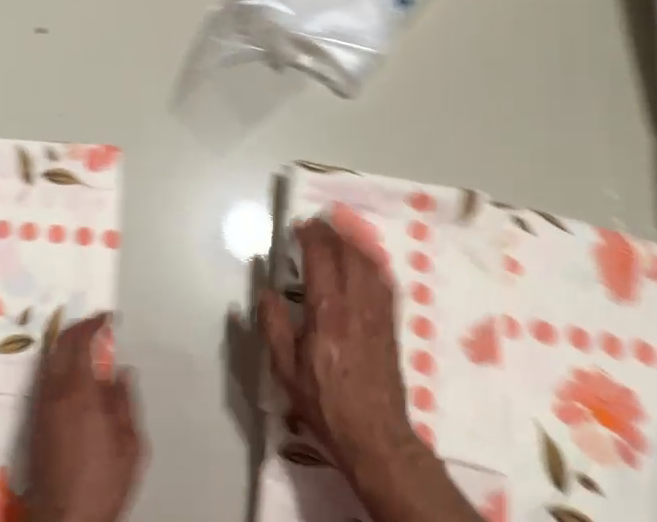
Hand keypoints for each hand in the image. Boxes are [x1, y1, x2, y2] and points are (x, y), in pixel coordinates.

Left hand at [26, 313, 144, 521]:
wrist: (64, 517)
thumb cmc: (103, 484)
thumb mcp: (129, 445)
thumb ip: (124, 403)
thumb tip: (121, 372)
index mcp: (81, 393)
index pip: (81, 341)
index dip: (93, 323)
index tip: (107, 317)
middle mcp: (55, 392)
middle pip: (59, 344)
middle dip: (76, 327)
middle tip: (94, 324)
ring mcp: (40, 405)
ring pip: (47, 359)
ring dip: (63, 343)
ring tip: (82, 342)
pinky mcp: (32, 420)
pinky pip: (42, 377)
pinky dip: (55, 362)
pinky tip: (68, 370)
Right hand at [259, 218, 478, 521]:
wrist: (374, 435)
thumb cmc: (323, 403)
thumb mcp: (284, 369)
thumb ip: (273, 325)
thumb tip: (265, 291)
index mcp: (326, 313)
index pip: (321, 259)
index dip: (311, 236)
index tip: (299, 225)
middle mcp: (356, 306)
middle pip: (349, 254)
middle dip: (334, 231)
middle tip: (319, 220)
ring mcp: (378, 314)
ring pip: (371, 264)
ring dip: (356, 241)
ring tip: (342, 229)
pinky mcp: (391, 326)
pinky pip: (385, 283)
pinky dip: (375, 263)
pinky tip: (369, 259)